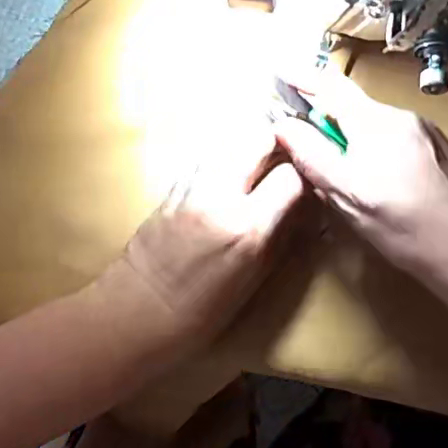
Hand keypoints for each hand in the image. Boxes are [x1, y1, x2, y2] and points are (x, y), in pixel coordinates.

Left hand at [98, 126, 305, 347]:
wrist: (140, 308)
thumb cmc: (204, 309)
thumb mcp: (255, 276)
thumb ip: (281, 233)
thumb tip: (304, 204)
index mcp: (245, 226)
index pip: (290, 175)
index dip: (304, 177)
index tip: (306, 183)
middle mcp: (218, 195)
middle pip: (258, 138)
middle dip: (277, 144)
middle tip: (285, 161)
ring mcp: (191, 185)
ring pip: (230, 140)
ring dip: (249, 148)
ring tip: (258, 168)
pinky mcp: (172, 184)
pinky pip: (207, 157)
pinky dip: (224, 160)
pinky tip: (228, 180)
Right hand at [274, 65, 447, 302]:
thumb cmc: (406, 228)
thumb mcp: (346, 194)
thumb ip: (311, 155)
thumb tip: (282, 125)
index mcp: (378, 122)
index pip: (330, 88)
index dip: (301, 79)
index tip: (279, 71)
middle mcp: (403, 117)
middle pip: (351, 106)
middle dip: (322, 118)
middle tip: (301, 141)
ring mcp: (425, 133)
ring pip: (370, 125)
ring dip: (346, 138)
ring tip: (337, 172)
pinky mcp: (437, 151)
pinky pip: (391, 138)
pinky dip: (370, 149)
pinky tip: (371, 182)